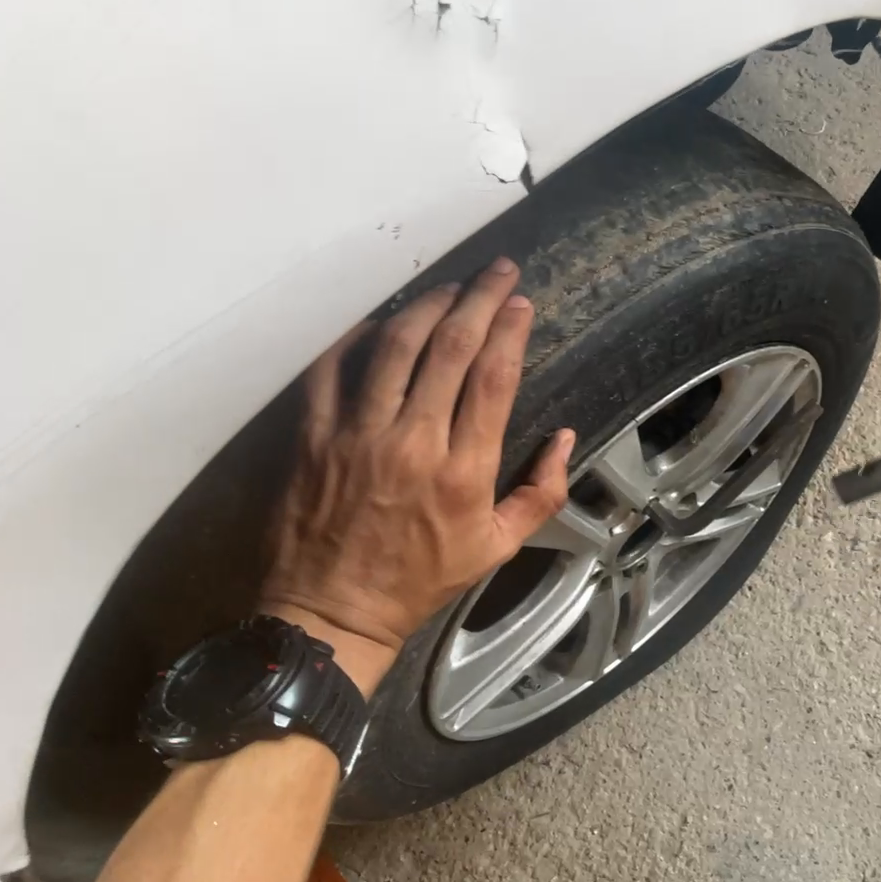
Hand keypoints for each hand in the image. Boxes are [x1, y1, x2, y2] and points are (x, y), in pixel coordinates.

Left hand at [257, 258, 573, 692]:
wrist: (332, 611)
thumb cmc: (424, 580)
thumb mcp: (499, 548)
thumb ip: (541, 493)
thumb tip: (566, 438)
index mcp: (464, 470)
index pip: (493, 379)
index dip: (510, 332)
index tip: (521, 302)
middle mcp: (413, 441)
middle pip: (450, 349)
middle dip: (479, 300)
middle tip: (496, 270)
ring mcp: (357, 434)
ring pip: (393, 347)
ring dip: (425, 306)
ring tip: (449, 287)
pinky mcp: (314, 437)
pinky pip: (331, 370)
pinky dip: (354, 337)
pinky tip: (377, 320)